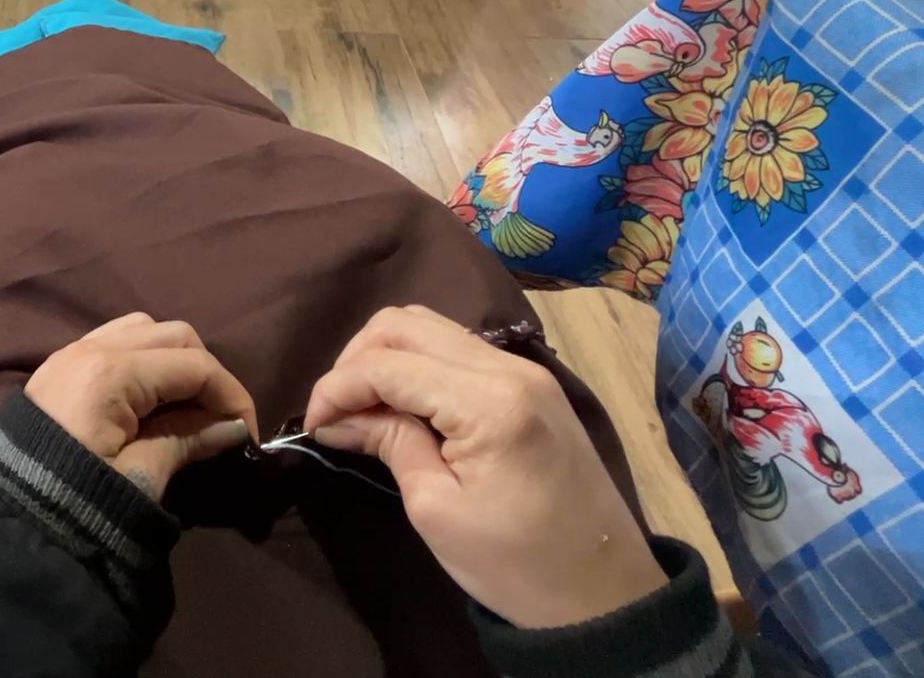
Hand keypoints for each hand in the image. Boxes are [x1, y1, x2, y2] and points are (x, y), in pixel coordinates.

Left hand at [26, 313, 257, 501]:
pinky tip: (150, 394)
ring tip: (185, 404)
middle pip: (174, 334)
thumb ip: (187, 440)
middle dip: (206, 373)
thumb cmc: (74, 497)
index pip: (194, 366)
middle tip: (218, 419)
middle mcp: (95, 346)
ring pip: (144, 329)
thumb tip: (232, 429)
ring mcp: (75, 349)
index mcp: (114, 372)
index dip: (231, 397)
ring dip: (174, 358)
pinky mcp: (63, 361)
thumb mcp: (139, 477)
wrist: (4, 509)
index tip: (246, 436)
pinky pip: (117, 338)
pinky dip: (144, 356)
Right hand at [305, 306, 666, 628]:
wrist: (611, 601)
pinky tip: (399, 396)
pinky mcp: (527, 381)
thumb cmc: (518, 567)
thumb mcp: (435, 509)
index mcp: (489, 404)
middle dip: (355, 360)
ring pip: (425, 324)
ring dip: (382, 353)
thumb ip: (387, 442)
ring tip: (363, 401)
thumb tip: (334, 419)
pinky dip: (412, 359)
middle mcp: (507, 368)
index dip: (337, 388)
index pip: (387, 366)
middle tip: (337, 409)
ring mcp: (522, 369)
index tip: (312, 424)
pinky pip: (451, 344)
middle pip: (402, 324)